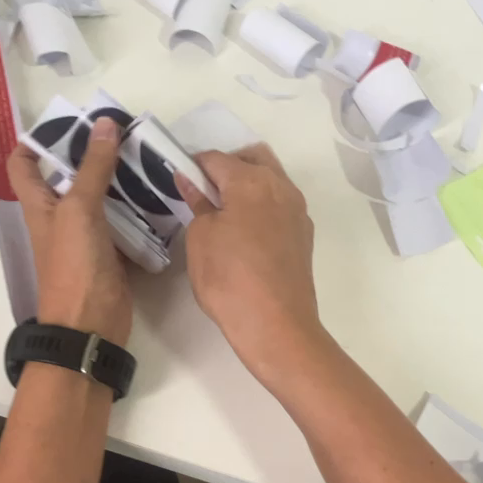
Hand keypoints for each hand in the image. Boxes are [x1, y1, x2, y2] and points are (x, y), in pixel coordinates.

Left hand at [7, 117, 132, 344]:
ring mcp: (87, 236)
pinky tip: (158, 192)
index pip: (23, 164)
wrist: (90, 326)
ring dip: (119, 178)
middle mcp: (60, 217)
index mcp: (40, 205)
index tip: (65, 122)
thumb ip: (93, 169)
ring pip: (101, 198)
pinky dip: (138, 208)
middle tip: (121, 130)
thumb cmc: (74, 266)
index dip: (34, 141)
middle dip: (91, 152)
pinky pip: (124, 223)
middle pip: (70, 176)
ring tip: (145, 155)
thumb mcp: (79, 210)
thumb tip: (105, 124)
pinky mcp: (112, 253)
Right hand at [176, 146, 327, 383]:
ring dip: (248, 183)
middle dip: (227, 165)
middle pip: (252, 157)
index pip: (216, 158)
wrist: (275, 325)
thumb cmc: (228, 278)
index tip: (179, 178)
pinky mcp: (303, 233)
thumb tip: (191, 182)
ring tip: (224, 209)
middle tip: (204, 189)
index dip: (194, 165)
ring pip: (271, 179)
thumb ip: (197, 203)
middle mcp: (280, 186)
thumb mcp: (200, 238)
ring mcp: (297, 210)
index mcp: (251, 180)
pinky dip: (262, 203)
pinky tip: (246, 228)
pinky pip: (280, 203)